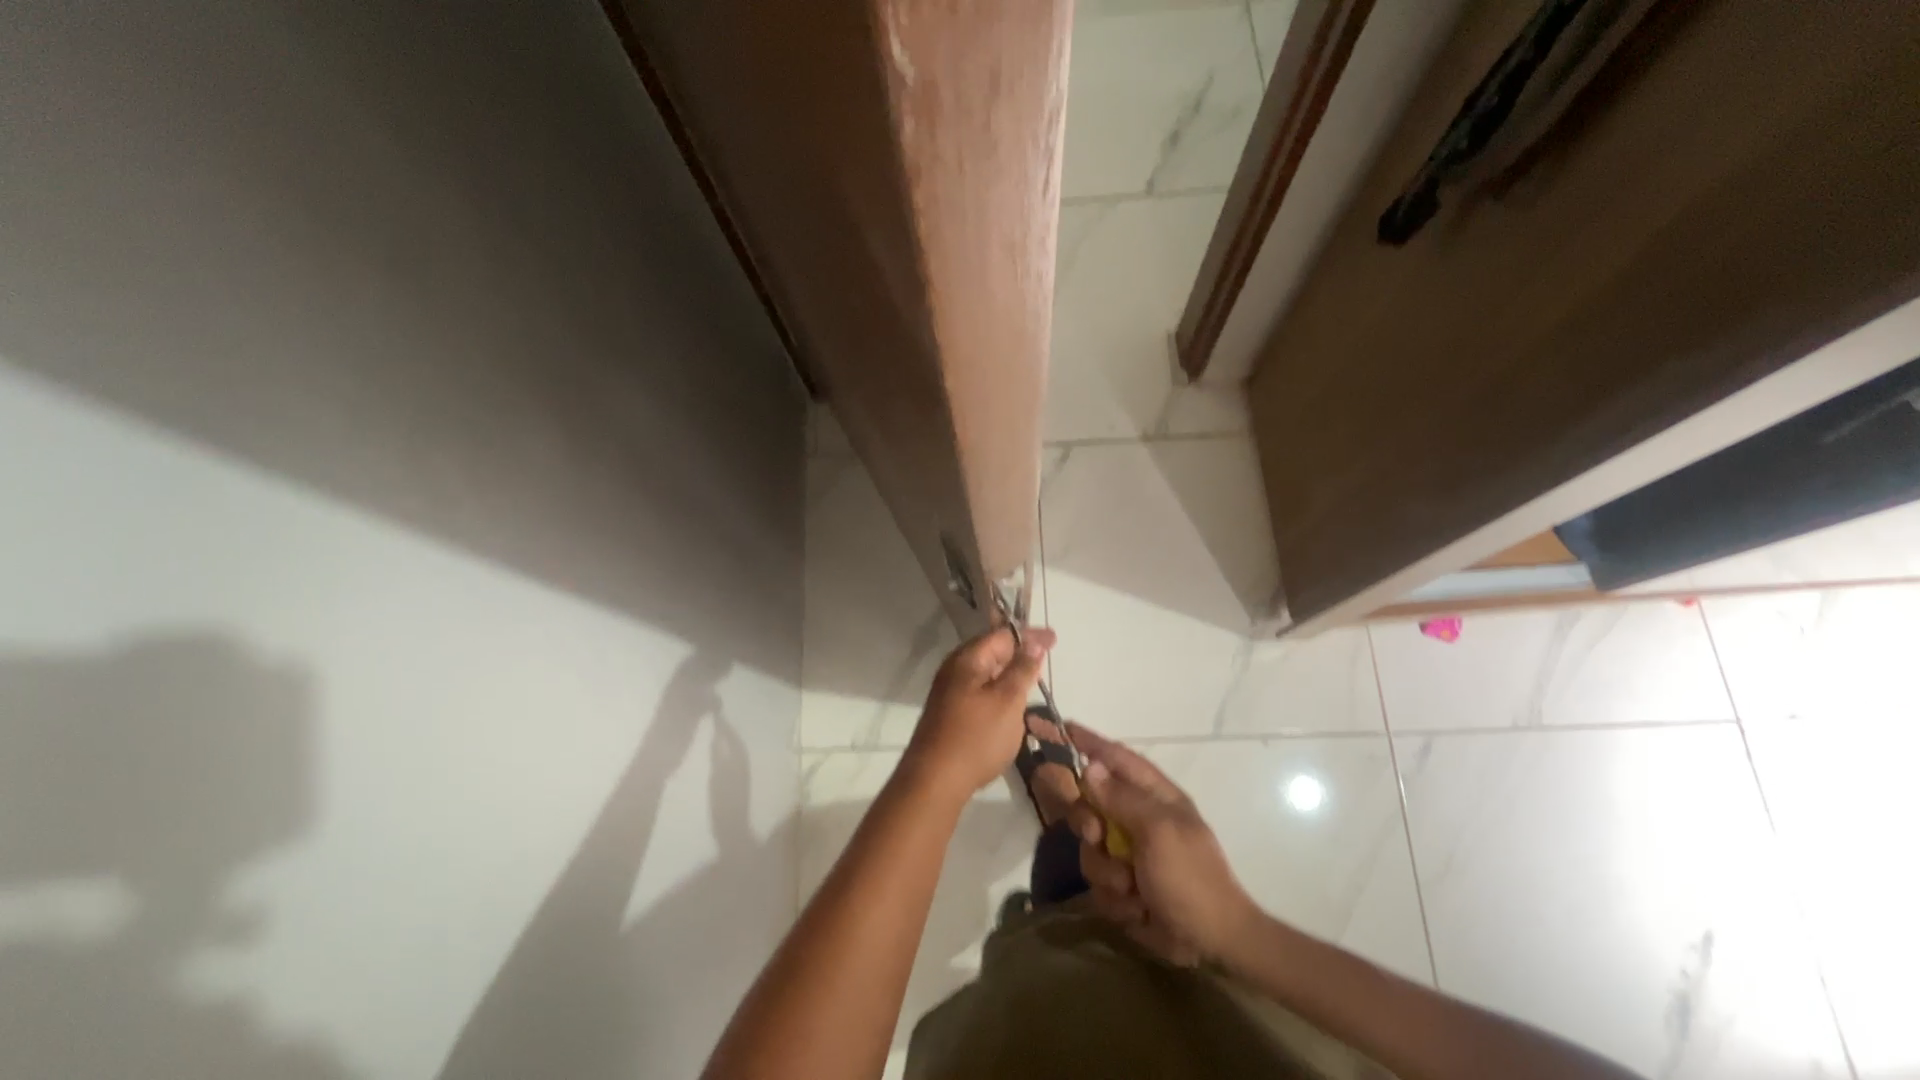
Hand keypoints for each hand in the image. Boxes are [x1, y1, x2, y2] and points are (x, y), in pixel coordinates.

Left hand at [901, 625, 1054, 803]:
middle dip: (1019, 651)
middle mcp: (954, 670)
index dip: (1029, 636)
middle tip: (1045, 655)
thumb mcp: (1007, 700)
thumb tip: (1032, 643)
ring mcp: (948, 693)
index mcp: (967, 660)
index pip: (1002, 635)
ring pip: (985, 672)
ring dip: (1009, 672)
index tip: (1054, 640)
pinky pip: (979, 691)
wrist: (934, 780)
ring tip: (1032, 676)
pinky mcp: (949, 713)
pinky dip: (998, 690)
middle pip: (991, 651)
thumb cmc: (976, 737)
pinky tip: (1010, 702)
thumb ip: (1021, 670)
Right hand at [1067, 725, 1260, 964]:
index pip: (1119, 760)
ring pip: (1090, 850)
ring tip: (1132, 890)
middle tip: (1097, 838)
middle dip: (1089, 824)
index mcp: (1157, 798)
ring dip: (1107, 873)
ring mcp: (1131, 856)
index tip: (1065, 728)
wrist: (1209, 942)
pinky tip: (1137, 910)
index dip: (1093, 744)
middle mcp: (1140, 821)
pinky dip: (1116, 900)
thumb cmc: (1190, 879)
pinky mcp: (1124, 888)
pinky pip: (1098, 884)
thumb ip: (1121, 798)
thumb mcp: (1158, 832)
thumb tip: (1091, 766)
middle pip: (1091, 805)